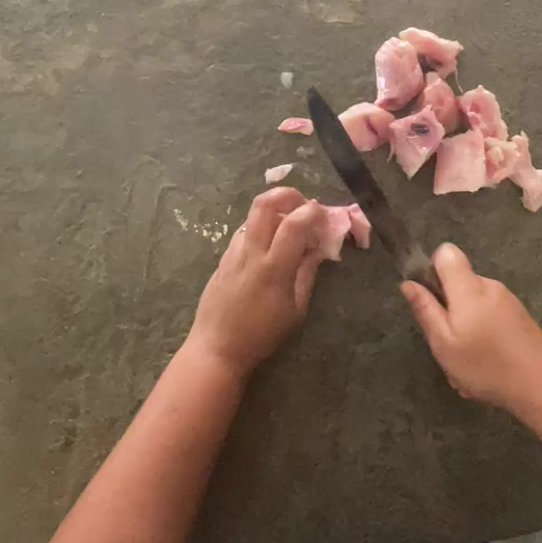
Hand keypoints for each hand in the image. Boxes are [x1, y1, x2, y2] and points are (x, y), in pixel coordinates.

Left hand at [185, 188, 325, 372]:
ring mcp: (233, 252)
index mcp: (273, 268)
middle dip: (288, 194)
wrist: (216, 348)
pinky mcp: (223, 257)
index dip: (313, 212)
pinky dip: (262, 228)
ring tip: (290, 228)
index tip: (324, 216)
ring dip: (275, 211)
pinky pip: (244, 232)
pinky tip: (271, 247)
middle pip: (264, 203)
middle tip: (304, 205)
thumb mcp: (296, 310)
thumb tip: (319, 248)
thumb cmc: (262, 335)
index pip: (294, 223)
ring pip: (253, 215)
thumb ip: (307, 274)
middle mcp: (251, 253)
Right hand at [400, 244, 541, 414]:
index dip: (433, 270)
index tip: (432, 300)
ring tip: (467, 357)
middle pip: (460, 280)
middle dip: (449, 305)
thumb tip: (408, 283)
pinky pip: (490, 312)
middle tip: (448, 341)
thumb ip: (426, 310)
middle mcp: (490, 286)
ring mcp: (508, 299)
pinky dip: (483, 329)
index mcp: (470, 289)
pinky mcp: (519, 313)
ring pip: (474, 299)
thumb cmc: (484, 367)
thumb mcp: (444, 343)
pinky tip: (487, 359)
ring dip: (466, 322)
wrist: (539, 386)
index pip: (447, 253)